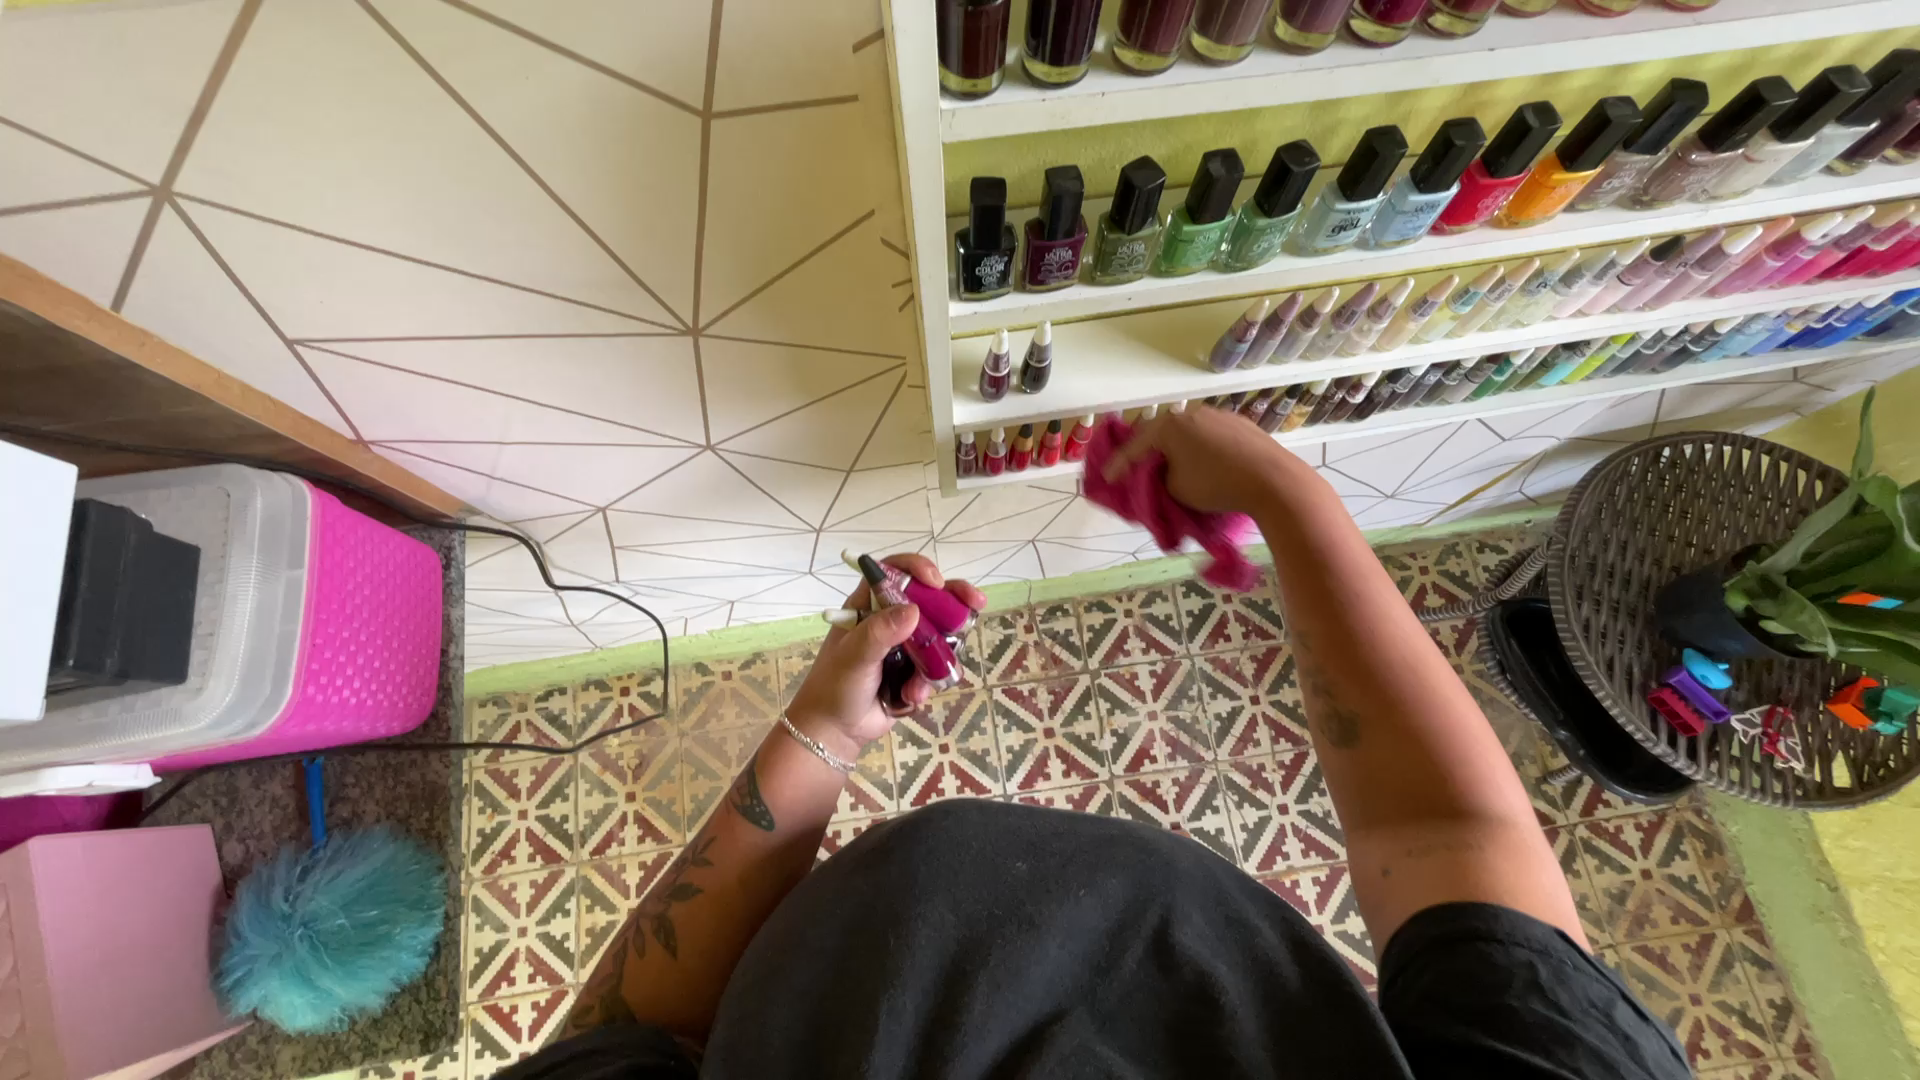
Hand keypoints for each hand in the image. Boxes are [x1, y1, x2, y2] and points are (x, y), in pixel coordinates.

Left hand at [785, 554, 986, 761]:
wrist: (836, 731)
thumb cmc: (835, 686)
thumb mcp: (853, 657)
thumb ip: (880, 633)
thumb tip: (914, 610)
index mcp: (869, 606)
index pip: (895, 571)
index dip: (918, 569)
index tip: (936, 582)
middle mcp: (891, 619)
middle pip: (930, 596)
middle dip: (954, 600)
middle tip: (976, 602)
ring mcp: (907, 644)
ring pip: (941, 634)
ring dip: (938, 657)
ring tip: (920, 683)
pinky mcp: (917, 668)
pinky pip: (939, 666)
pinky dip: (930, 682)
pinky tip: (911, 698)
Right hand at [1100, 407, 1302, 515]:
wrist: (1273, 481)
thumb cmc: (1216, 485)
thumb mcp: (1175, 490)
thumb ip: (1159, 479)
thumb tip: (1165, 474)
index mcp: (1169, 426)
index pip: (1135, 447)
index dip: (1120, 465)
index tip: (1108, 479)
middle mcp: (1192, 413)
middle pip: (1161, 434)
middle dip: (1149, 454)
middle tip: (1140, 470)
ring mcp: (1219, 416)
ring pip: (1188, 434)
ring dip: (1177, 451)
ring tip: (1174, 469)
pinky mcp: (1242, 425)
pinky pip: (1210, 438)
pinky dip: (1201, 451)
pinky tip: (1206, 466)